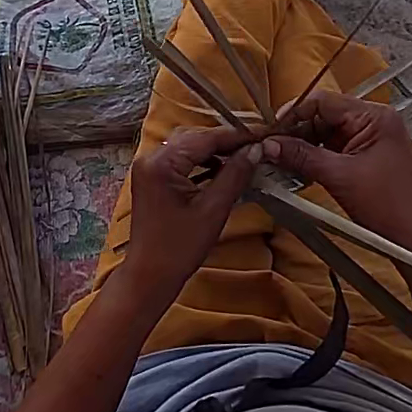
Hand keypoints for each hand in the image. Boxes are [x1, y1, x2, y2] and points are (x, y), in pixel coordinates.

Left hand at [121, 126, 259, 296]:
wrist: (150, 274)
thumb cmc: (180, 247)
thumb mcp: (213, 210)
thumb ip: (235, 175)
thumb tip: (256, 150)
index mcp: (161, 163)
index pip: (205, 138)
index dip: (236, 136)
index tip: (262, 136)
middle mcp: (150, 157)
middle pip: (194, 138)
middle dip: (225, 142)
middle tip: (256, 146)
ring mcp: (148, 167)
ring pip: (187, 147)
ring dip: (214, 152)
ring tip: (243, 157)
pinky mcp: (151, 177)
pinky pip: (180, 160)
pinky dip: (201, 162)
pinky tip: (221, 170)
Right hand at [264, 91, 411, 251]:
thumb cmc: (390, 205)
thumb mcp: (340, 176)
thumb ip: (301, 156)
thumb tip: (267, 145)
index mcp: (372, 116)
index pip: (322, 102)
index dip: (292, 114)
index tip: (268, 132)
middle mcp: (371, 122)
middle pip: (321, 117)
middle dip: (294, 133)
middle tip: (267, 149)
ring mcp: (368, 141)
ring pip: (323, 135)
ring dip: (301, 147)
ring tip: (276, 162)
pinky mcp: (363, 160)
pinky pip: (330, 151)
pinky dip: (312, 159)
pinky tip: (294, 170)